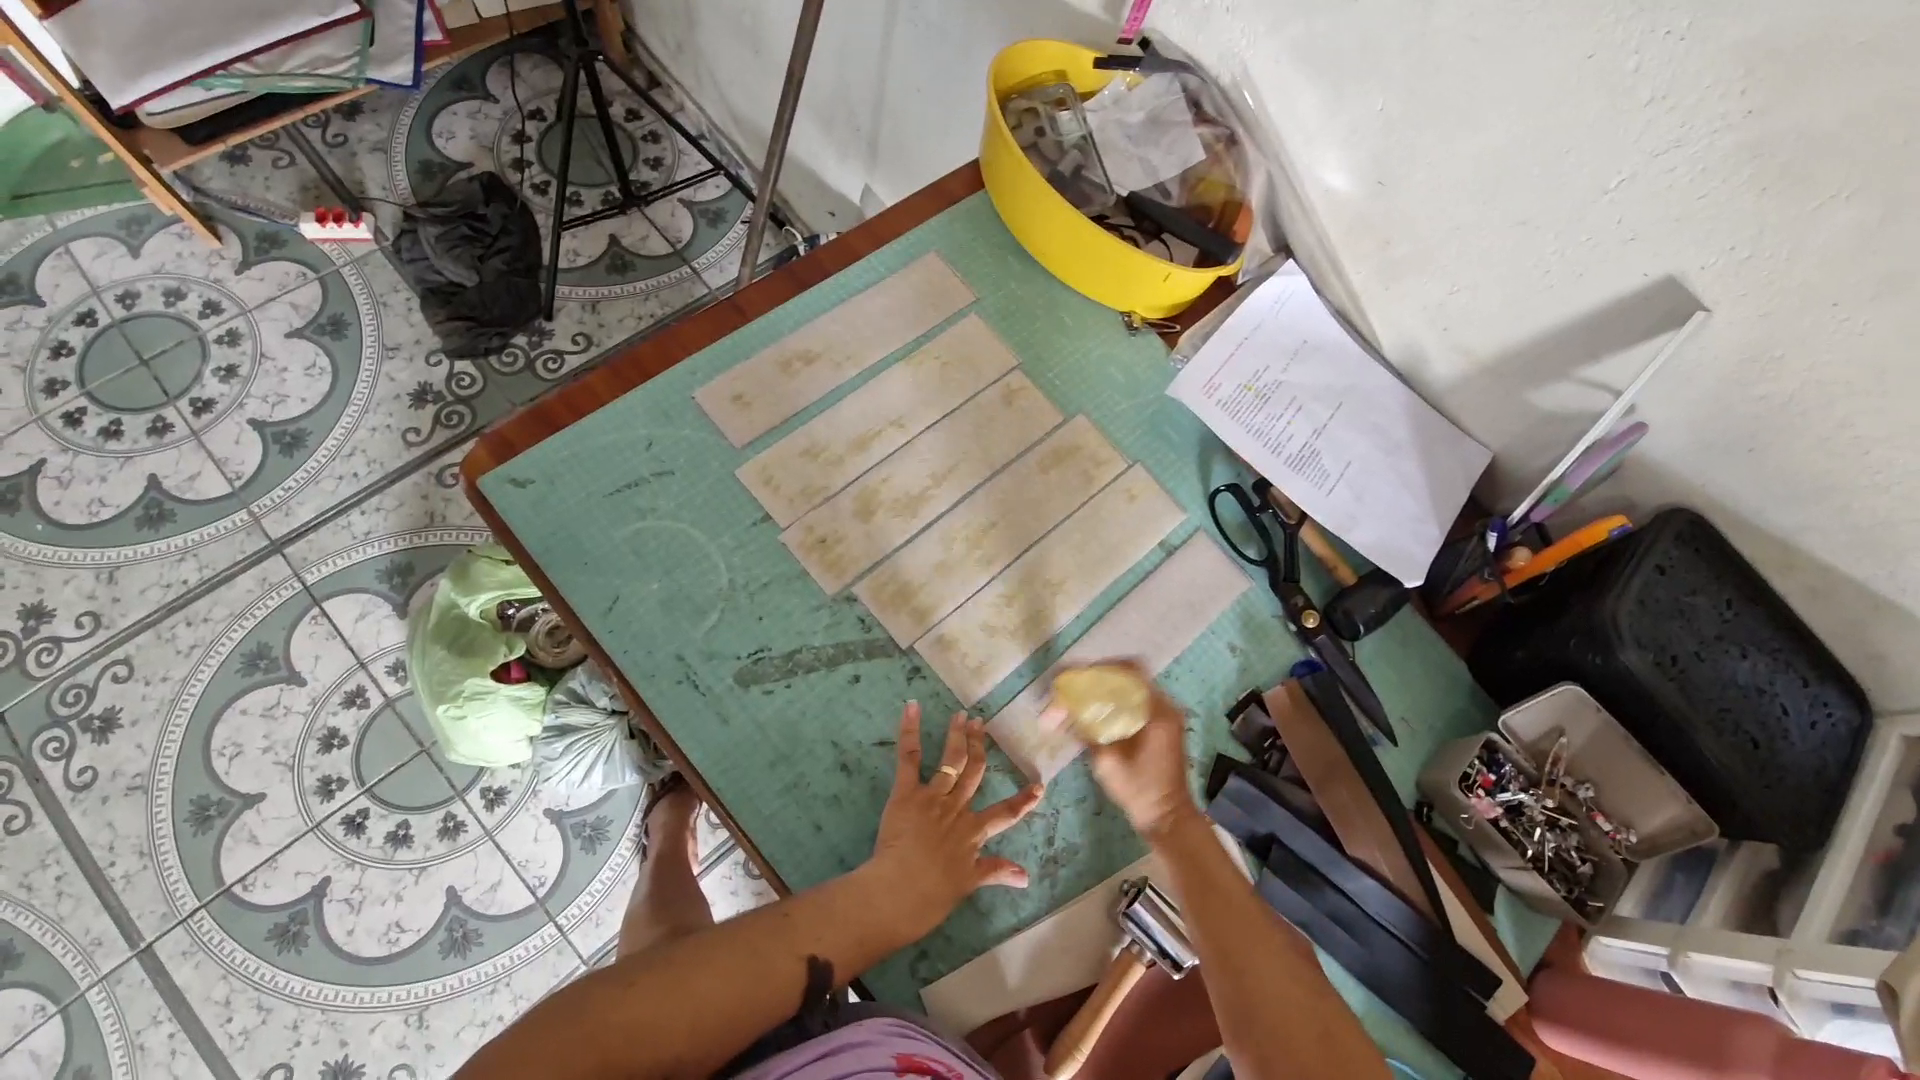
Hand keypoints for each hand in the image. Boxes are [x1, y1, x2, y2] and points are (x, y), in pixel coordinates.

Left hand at [863, 702, 1044, 940]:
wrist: (902, 891)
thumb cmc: (932, 896)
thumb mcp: (968, 884)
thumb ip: (995, 872)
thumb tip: (1026, 877)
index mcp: (974, 833)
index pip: (1005, 814)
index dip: (1023, 801)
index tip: (1038, 786)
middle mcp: (958, 809)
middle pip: (974, 772)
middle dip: (980, 747)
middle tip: (982, 725)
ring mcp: (934, 798)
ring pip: (951, 760)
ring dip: (957, 736)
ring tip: (962, 716)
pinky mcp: (907, 793)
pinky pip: (910, 757)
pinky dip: (909, 731)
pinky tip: (911, 708)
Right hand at [1059, 661, 1200, 839]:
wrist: (1168, 819)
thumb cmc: (1140, 791)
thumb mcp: (1107, 761)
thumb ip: (1086, 730)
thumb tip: (1063, 709)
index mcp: (1157, 710)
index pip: (1130, 670)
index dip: (1101, 667)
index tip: (1078, 676)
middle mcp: (1165, 707)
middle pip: (1129, 677)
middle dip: (1098, 680)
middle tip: (1072, 689)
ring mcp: (1166, 717)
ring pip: (1131, 690)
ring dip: (1105, 692)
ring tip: (1078, 700)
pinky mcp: (1161, 728)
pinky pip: (1135, 704)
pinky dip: (1114, 704)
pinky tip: (1094, 715)